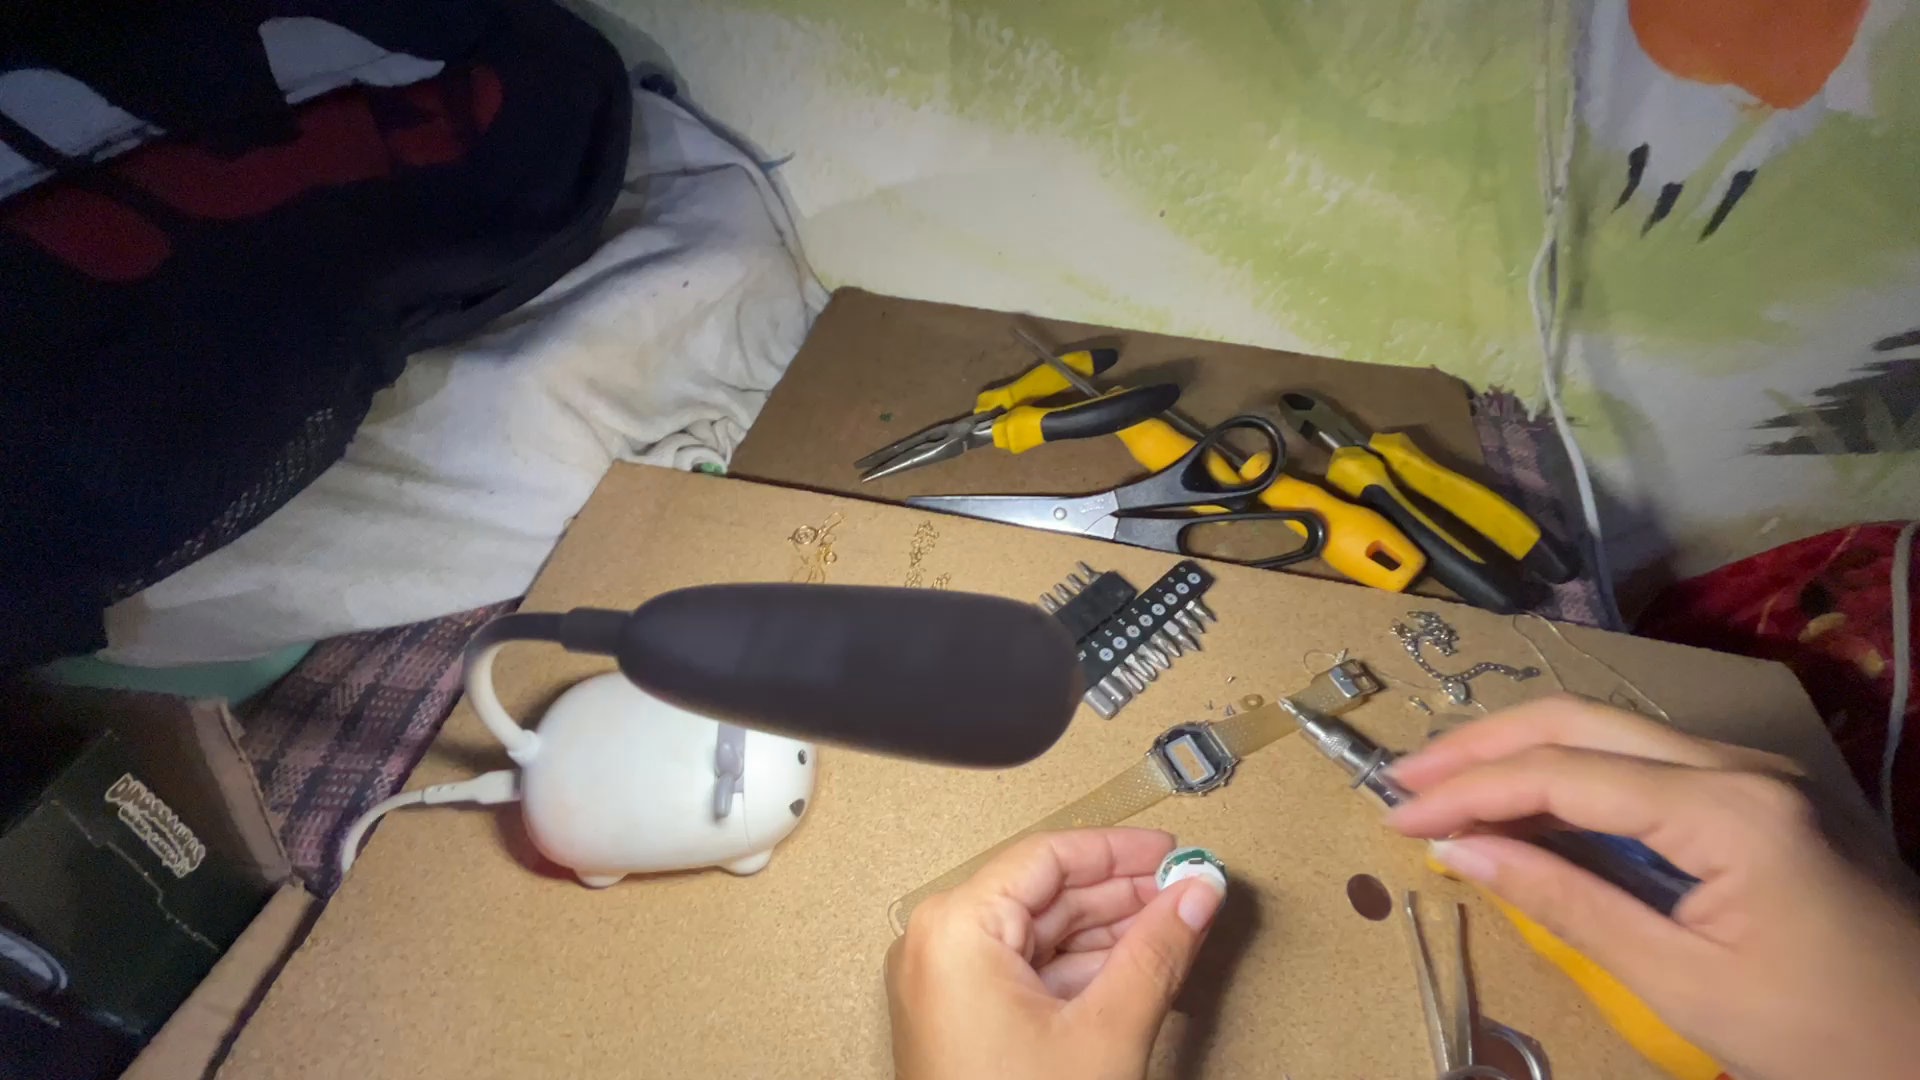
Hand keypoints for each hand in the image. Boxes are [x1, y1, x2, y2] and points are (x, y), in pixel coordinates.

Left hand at [886, 828, 1224, 1079]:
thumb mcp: (1105, 1035)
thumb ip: (1156, 951)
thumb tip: (1198, 893)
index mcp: (957, 926)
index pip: (1048, 857)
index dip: (1117, 850)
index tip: (1172, 850)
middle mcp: (941, 939)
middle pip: (1045, 892)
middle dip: (1120, 891)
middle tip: (1185, 887)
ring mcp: (948, 977)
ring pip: (1040, 931)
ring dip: (1107, 929)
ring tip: (1172, 921)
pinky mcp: (962, 1012)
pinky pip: (1028, 968)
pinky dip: (1082, 966)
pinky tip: (1135, 961)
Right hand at [1386, 695, 1919, 1079]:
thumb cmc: (1844, 1046)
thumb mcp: (1688, 987)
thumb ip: (1562, 903)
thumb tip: (1453, 849)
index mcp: (1729, 809)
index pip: (1557, 774)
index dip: (1465, 791)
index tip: (1399, 819)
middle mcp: (1735, 766)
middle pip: (1569, 721)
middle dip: (1474, 746)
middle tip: (1404, 778)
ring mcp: (1745, 773)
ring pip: (1593, 729)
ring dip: (1507, 751)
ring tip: (1441, 785)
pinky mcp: (1745, 793)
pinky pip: (1624, 760)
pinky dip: (1553, 775)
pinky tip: (1514, 805)